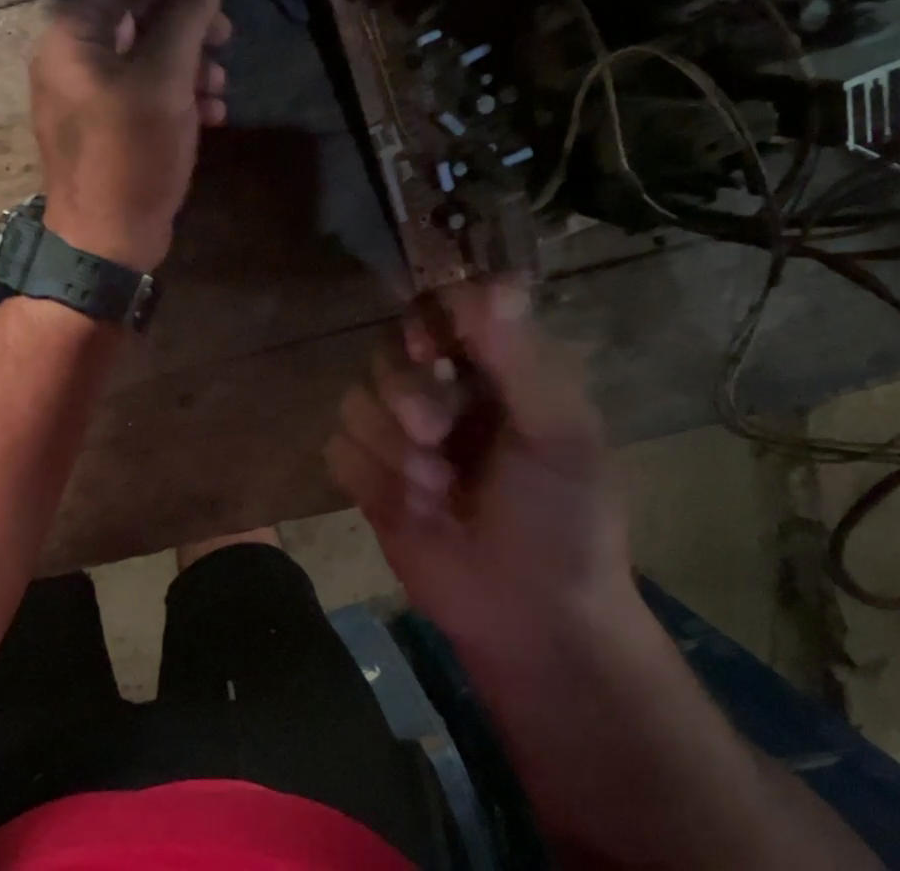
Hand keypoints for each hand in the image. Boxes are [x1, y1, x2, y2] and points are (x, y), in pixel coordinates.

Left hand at [29, 0, 232, 270]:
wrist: (105, 242)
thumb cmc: (132, 156)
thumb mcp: (166, 79)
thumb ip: (187, 14)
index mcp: (74, 37)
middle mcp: (72, 59)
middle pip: (139, 15)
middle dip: (190, 21)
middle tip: (228, 34)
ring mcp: (86, 97)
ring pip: (147, 57)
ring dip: (190, 62)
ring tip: (221, 83)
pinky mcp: (104, 128)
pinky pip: (144, 93)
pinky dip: (178, 95)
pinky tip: (211, 113)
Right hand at [326, 280, 635, 661]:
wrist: (530, 617)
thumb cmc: (563, 520)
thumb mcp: (560, 433)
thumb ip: (521, 358)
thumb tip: (492, 282)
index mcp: (496, 373)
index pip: (442, 311)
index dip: (426, 321)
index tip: (430, 347)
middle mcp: (443, 395)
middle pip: (385, 353)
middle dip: (406, 394)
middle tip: (437, 436)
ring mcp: (400, 439)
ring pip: (354, 400)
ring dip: (390, 448)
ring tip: (436, 492)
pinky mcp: (368, 481)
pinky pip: (336, 449)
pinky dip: (367, 477)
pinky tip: (408, 509)